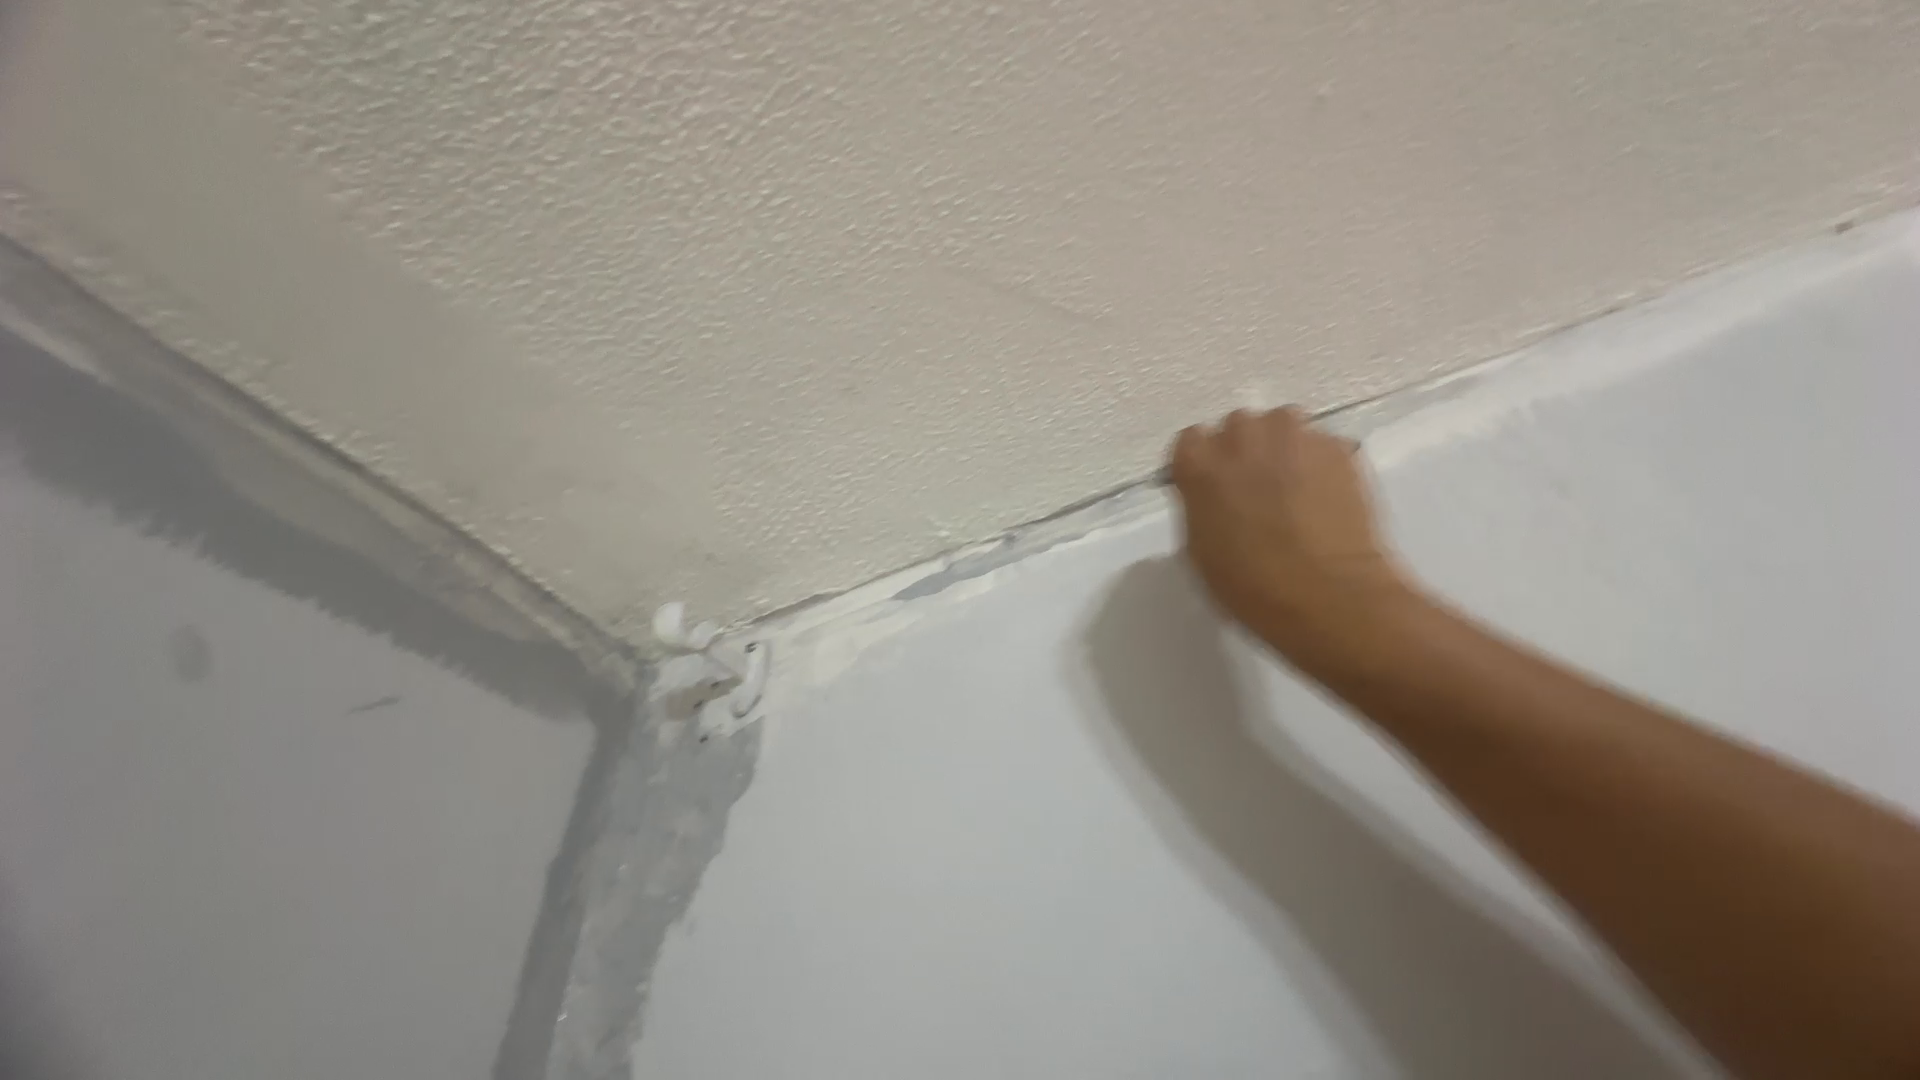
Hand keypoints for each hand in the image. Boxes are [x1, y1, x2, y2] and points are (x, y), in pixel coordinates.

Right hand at [1169, 406, 1414, 670]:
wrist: (1329, 596)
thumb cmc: (1250, 585)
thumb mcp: (1199, 548)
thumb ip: (1199, 505)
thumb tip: (1212, 494)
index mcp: (1198, 462)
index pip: (1191, 442)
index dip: (1204, 466)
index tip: (1214, 490)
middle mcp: (1242, 435)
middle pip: (1237, 428)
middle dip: (1244, 453)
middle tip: (1256, 491)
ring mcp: (1294, 435)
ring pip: (1281, 428)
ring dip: (1282, 450)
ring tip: (1294, 490)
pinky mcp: (1338, 446)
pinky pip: (1319, 446)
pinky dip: (1318, 464)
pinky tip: (1323, 498)